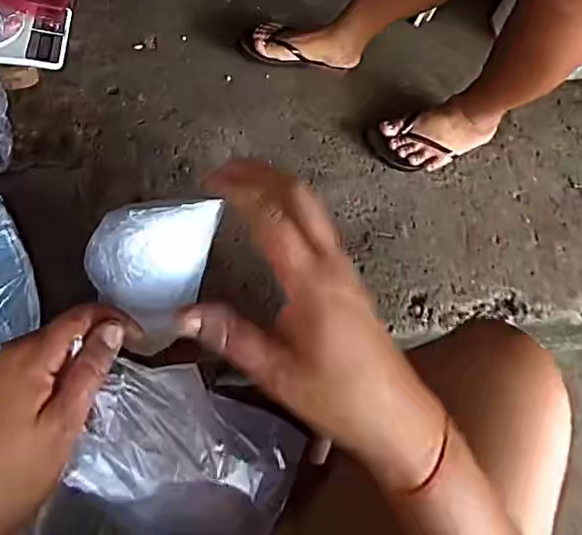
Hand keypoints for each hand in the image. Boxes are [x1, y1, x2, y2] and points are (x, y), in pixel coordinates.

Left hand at [0, 305, 136, 534]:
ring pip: (51, 348)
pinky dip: (57, 373)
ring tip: (96, 388)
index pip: (81, 314)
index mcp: (28, 355)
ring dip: (78, 358)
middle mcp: (10, 353)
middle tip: (121, 366)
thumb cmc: (12, 477)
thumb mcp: (63, 424)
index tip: (139, 337)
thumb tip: (113, 327)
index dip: (115, 318)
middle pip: (65, 329)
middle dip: (97, 339)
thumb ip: (90, 370)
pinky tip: (63, 402)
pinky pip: (34, 366)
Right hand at [176, 161, 449, 494]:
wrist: (396, 412)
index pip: (273, 217)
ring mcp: (343, 264)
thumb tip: (185, 314)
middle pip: (298, 194)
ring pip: (312, 204)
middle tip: (226, 168)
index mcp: (311, 281)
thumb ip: (232, 337)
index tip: (214, 179)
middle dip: (262, 172)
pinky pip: (318, 221)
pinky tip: (275, 214)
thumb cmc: (339, 397)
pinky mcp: (348, 273)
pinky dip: (292, 202)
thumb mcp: (277, 374)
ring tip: (245, 180)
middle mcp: (331, 262)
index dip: (243, 190)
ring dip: (278, 183)